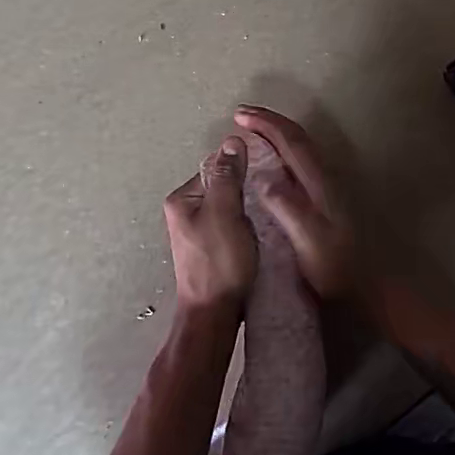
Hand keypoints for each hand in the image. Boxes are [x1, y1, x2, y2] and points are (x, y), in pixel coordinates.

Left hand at [163, 137, 257, 314]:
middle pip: (225, 183)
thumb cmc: (219, 264)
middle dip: (248, 187)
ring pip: (233, 203)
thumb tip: (232, 141)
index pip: (217, 166)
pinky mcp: (215, 245)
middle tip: (272, 195)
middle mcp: (187, 210)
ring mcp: (201, 229)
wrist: (215, 313)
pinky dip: (250, 221)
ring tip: (271, 212)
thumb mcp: (224, 214)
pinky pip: (236, 221)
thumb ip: (227, 177)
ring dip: (252, 206)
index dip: (244, 167)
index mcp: (183, 198)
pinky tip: (264, 228)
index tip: (267, 174)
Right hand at [234, 105, 364, 302]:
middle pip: (298, 140)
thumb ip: (288, 207)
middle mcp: (325, 180)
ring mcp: (328, 190)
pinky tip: (271, 167)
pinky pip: (300, 166)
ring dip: (277, 137)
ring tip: (251, 135)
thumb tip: (263, 175)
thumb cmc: (335, 266)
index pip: (292, 142)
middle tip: (242, 116)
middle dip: (270, 124)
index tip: (240, 115)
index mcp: (318, 183)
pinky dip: (283, 155)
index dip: (266, 124)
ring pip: (301, 151)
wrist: (364, 286)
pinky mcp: (326, 202)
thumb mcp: (308, 239)